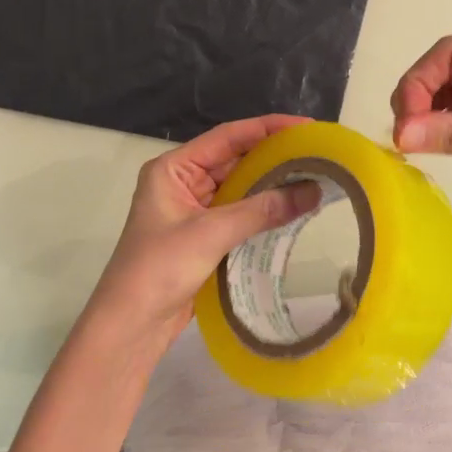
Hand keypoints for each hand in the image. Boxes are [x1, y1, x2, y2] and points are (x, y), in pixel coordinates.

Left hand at [92, 116, 321, 331]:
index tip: (308, 128)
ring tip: (316, 179)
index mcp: (172, 169)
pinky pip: (238, 216)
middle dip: (275, 158)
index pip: (227, 137)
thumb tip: (313, 191)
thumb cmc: (160, 268)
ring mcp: (191, 212)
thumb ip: (261, 210)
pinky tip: (293, 212)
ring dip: (272, 186)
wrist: (131, 324)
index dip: (268, 128)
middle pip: (235, 160)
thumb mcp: (211, 234)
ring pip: (239, 190)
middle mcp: (181, 183)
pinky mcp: (201, 239)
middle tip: (320, 156)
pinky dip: (263, 213)